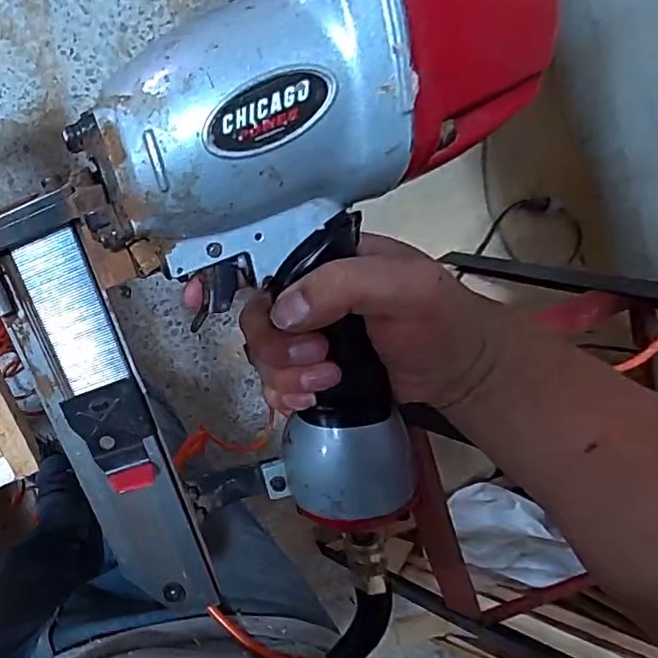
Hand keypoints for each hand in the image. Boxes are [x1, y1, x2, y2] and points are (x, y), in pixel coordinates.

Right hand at [223, 234, 507, 412]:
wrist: (460, 373)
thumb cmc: (442, 319)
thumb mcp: (403, 287)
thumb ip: (343, 285)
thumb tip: (285, 312)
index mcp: (324, 260)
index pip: (262, 257)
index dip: (222, 275)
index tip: (197, 299)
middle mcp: (308, 293)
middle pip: (254, 317)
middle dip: (276, 348)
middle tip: (318, 359)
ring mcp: (307, 334)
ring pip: (260, 355)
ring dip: (285, 377)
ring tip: (327, 383)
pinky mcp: (310, 369)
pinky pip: (273, 383)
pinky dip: (284, 395)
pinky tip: (308, 401)